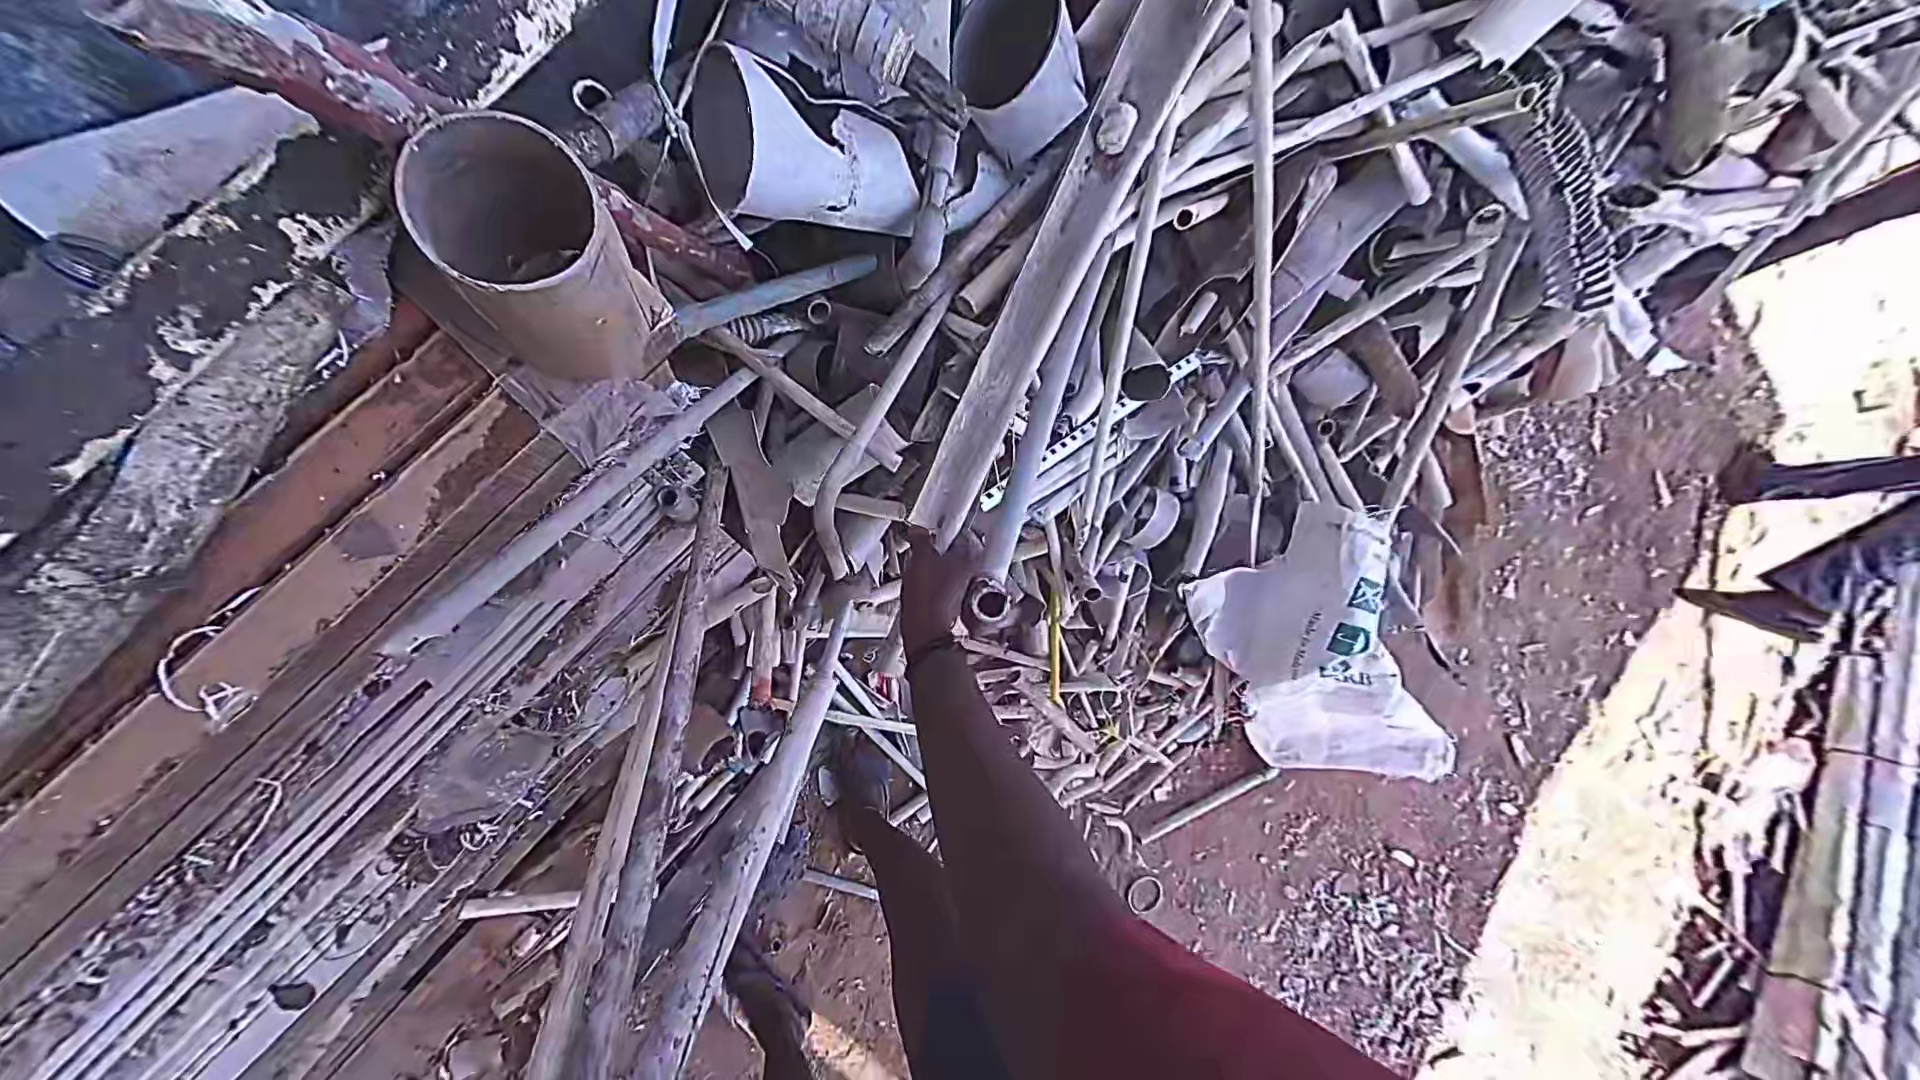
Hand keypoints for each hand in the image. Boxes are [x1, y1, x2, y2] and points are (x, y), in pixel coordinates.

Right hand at [900, 527, 978, 658]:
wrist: (925, 632)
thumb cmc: (929, 599)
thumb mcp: (921, 560)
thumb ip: (921, 540)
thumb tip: (918, 532)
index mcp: (969, 560)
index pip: (965, 535)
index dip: (950, 529)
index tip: (937, 527)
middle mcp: (970, 575)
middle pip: (956, 552)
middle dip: (941, 547)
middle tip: (924, 543)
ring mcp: (961, 590)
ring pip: (948, 568)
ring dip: (935, 564)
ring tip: (919, 563)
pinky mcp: (949, 603)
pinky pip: (940, 583)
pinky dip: (931, 580)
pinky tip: (919, 582)